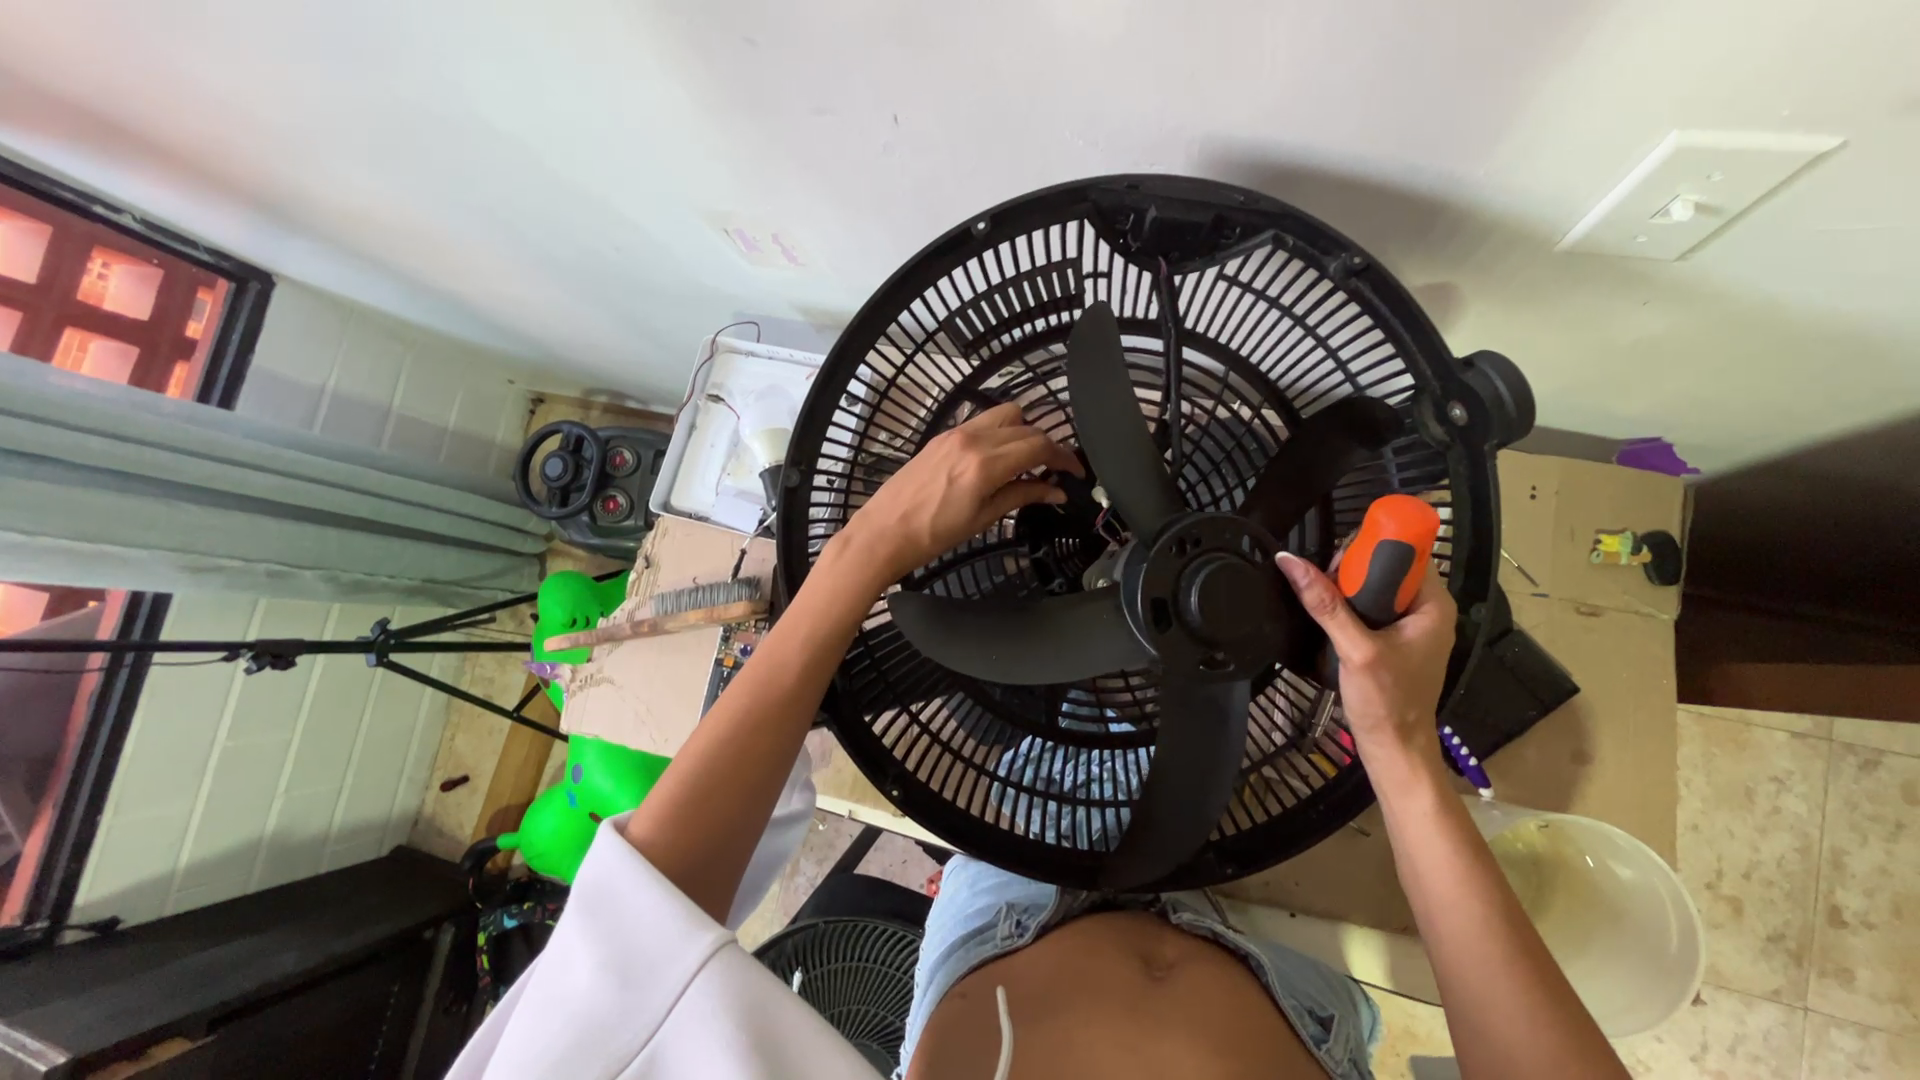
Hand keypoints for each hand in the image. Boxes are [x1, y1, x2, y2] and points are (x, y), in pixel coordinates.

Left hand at [839, 403, 1081, 583]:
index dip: (1064, 457)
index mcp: (986, 463)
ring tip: (1028, 460)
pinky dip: (1001, 432)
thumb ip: (1022, 496)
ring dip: (1024, 431)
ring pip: (1005, 414)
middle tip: (1055, 470)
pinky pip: (982, 422)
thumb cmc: (933, 534)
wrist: (884, 532)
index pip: (1039, 446)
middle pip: (1026, 426)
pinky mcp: (942, 436)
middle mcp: (973, 438)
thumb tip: (1056, 491)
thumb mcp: (984, 518)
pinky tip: (1000, 458)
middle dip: (1047, 445)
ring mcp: (955, 433)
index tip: (1076, 472)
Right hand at [1276, 552, 1455, 762]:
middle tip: (1324, 590)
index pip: (1404, 552)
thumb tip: (1289, 562)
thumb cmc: (1386, 700)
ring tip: (1322, 605)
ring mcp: (1410, 624)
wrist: (1394, 748)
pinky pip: (1368, 607)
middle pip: (1384, 566)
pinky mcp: (1393, 638)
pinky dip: (1346, 607)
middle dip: (1350, 570)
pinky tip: (1328, 619)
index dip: (1369, 549)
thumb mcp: (1355, 649)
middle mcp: (1425, 608)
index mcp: (1433, 603)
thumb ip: (1325, 605)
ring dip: (1343, 590)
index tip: (1337, 565)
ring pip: (1371, 586)